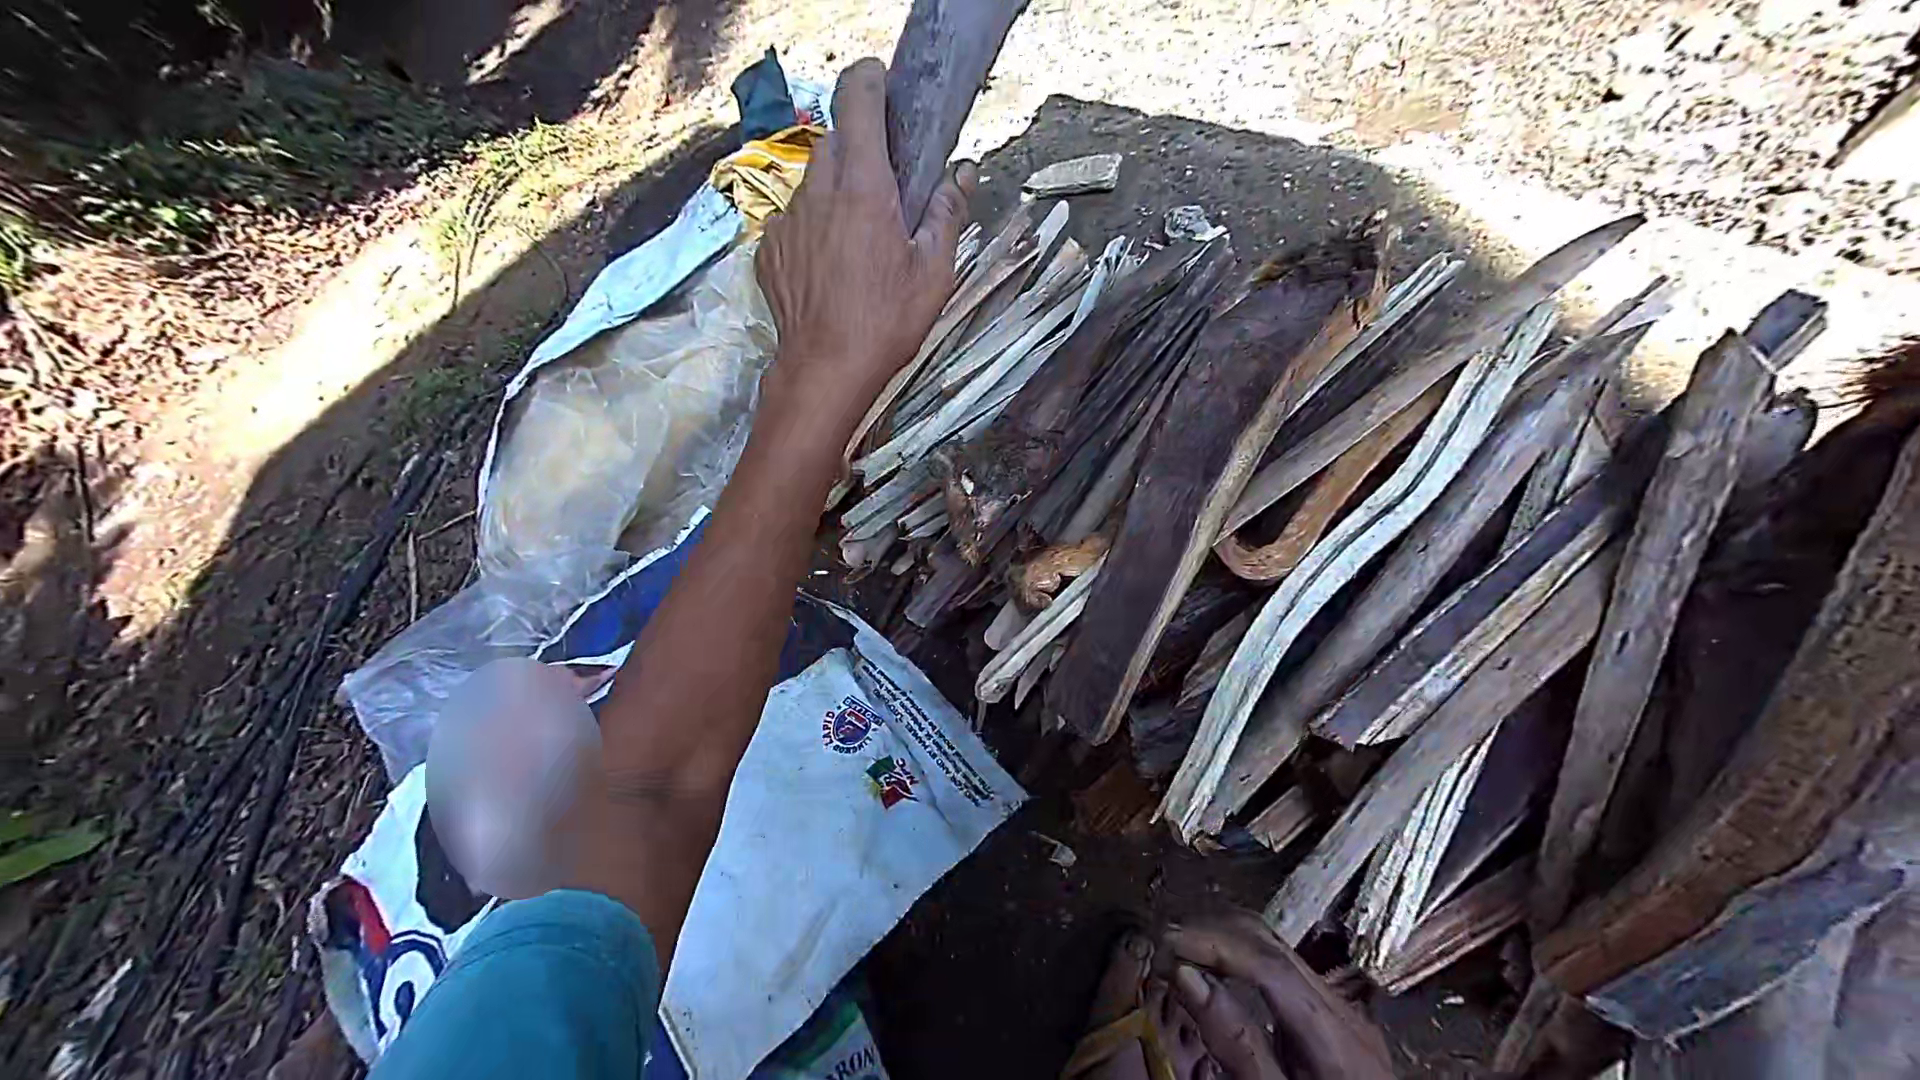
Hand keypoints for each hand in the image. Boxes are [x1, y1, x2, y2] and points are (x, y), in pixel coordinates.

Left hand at [754, 58, 974, 431]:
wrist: (826, 369)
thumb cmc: (886, 322)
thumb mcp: (934, 274)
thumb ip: (947, 214)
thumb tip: (960, 174)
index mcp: (863, 189)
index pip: (857, 99)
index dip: (870, 82)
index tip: (884, 89)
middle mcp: (818, 193)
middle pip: (835, 142)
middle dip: (859, 155)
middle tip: (882, 196)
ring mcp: (786, 221)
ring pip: (812, 184)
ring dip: (834, 197)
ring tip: (855, 246)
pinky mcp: (769, 249)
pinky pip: (793, 222)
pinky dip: (812, 231)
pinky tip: (829, 271)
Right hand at [1162, 912, 1395, 1079]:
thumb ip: (1236, 1045)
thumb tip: (1184, 973)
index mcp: (1338, 1039)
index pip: (1268, 962)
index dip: (1211, 942)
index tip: (1163, 941)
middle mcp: (1342, 1008)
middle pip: (1268, 941)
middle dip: (1209, 931)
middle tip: (1161, 943)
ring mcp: (1339, 1005)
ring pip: (1269, 942)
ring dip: (1219, 935)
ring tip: (1176, 950)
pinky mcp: (1328, 1011)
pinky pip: (1274, 960)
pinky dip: (1234, 953)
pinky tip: (1208, 965)